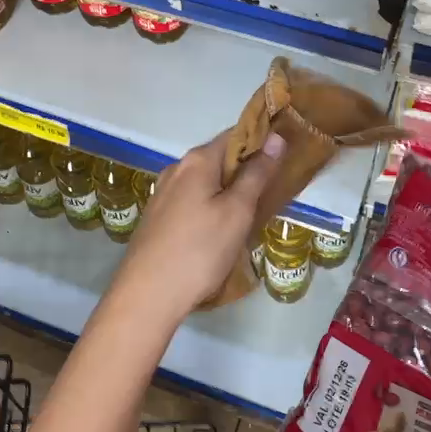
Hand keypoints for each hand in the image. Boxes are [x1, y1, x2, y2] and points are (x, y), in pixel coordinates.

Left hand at [107, 129, 286, 323]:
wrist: (146, 297)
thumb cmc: (199, 250)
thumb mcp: (237, 211)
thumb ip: (257, 173)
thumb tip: (276, 138)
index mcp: (197, 160)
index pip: (236, 134)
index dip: (262, 142)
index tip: (284, 158)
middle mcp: (177, 168)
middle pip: (219, 158)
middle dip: (245, 170)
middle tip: (271, 192)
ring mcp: (163, 193)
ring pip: (205, 182)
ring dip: (228, 191)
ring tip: (249, 215)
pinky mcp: (157, 217)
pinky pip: (191, 200)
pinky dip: (210, 206)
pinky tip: (219, 232)